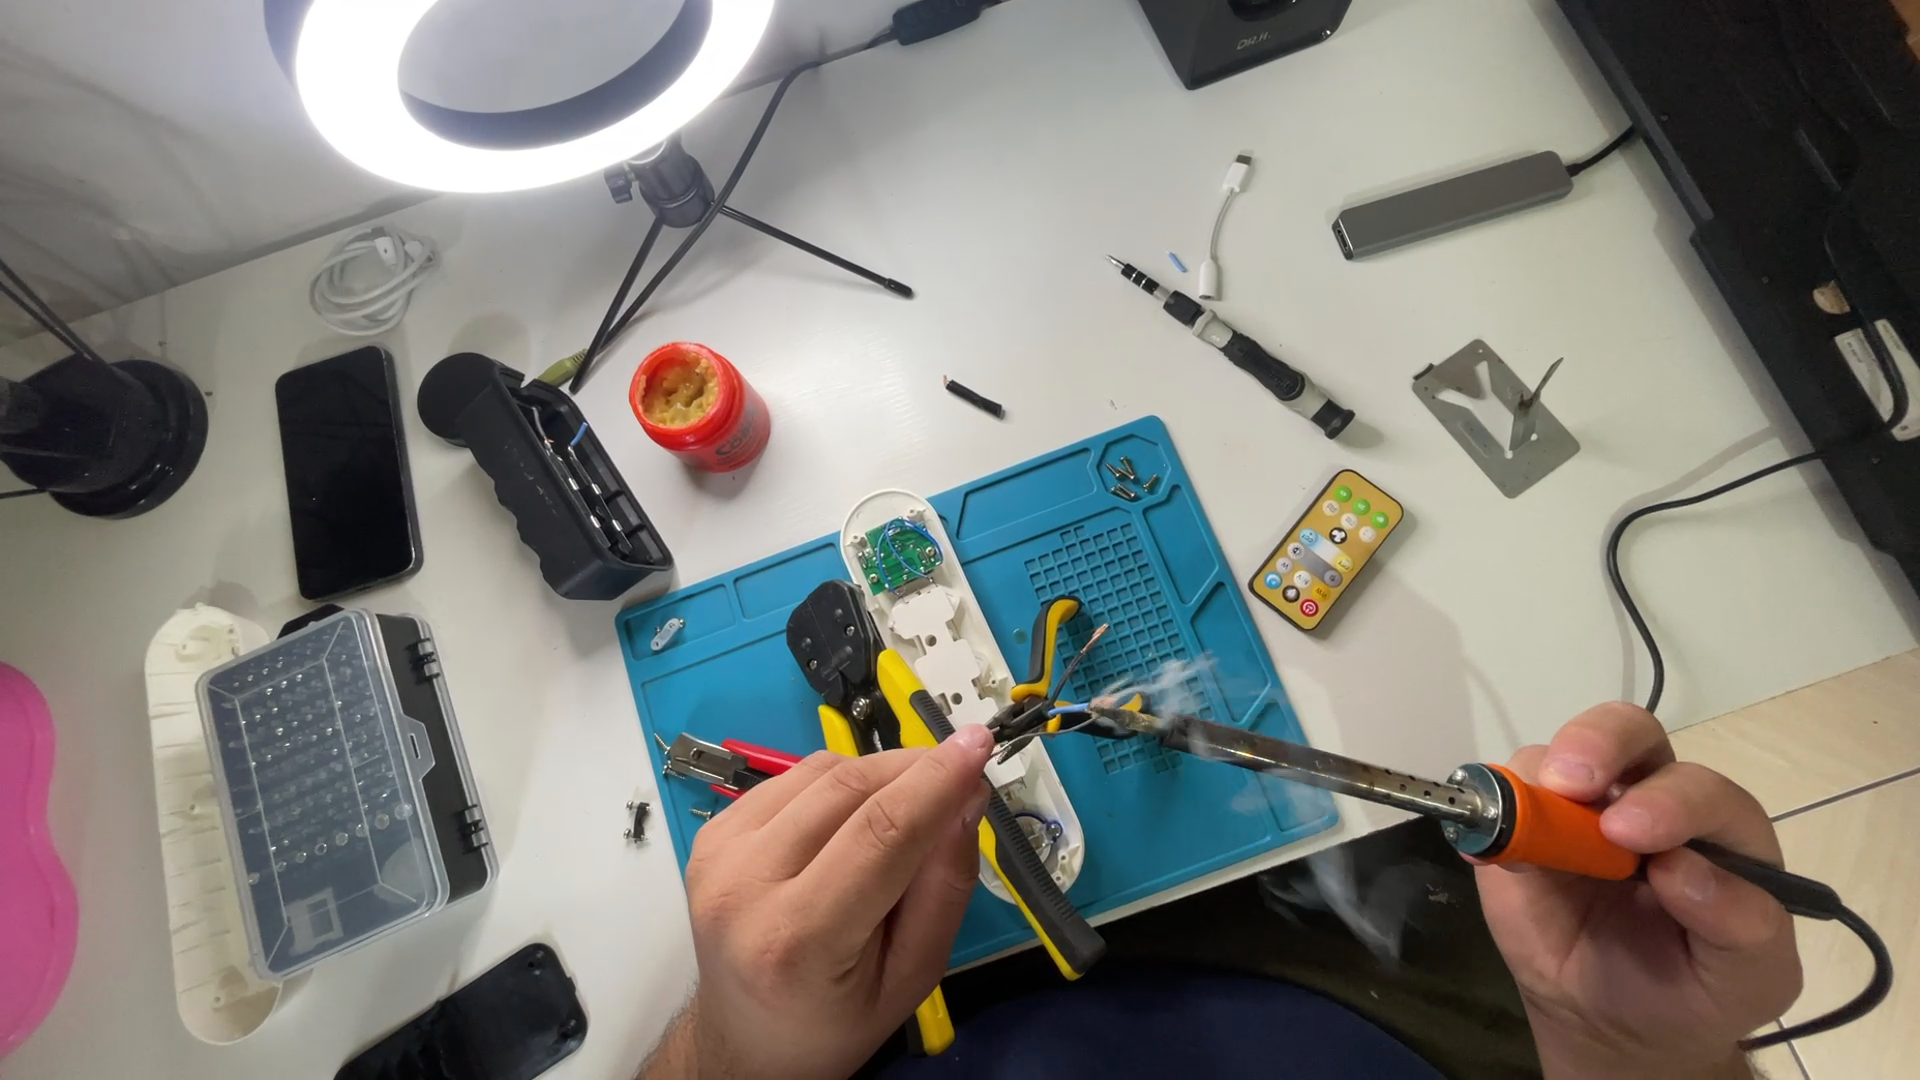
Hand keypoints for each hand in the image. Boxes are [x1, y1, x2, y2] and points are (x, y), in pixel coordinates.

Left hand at [641, 728, 993, 1079]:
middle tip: (959, 771)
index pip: (881, 833)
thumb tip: (967, 794)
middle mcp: (745, 886)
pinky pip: (795, 775)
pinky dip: (840, 780)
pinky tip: (852, 814)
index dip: (936, 780)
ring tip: (904, 805)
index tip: (979, 742)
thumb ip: (946, 884)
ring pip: (823, 770)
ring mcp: (720, 852)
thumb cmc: (837, 1017)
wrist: (745, 1038)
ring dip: (880, 771)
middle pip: (850, 788)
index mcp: (798, 941)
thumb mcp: (914, 973)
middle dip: (917, 768)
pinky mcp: (712, 830)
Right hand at [1474, 704, 1801, 1079]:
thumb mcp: (1745, 979)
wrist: (1601, 1014)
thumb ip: (1741, 927)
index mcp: (1714, 831)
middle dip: (1595, 741)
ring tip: (1521, 829)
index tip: (1628, 834)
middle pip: (1628, 731)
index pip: (1702, 788)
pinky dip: (1484, 811)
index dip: (1669, 800)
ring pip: (1549, 756)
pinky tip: (1486, 851)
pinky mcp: (1515, 820)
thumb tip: (1683, 869)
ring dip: (1533, 779)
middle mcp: (1642, 798)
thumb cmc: (1685, 989)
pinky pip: (1493, 793)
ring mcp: (1571, 805)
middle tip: (1568, 782)